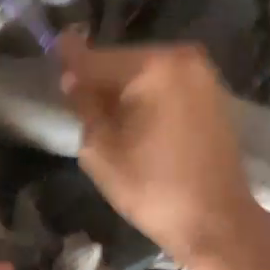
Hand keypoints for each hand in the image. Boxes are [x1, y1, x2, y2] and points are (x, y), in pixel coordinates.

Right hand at [57, 34, 266, 261]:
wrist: (218, 221)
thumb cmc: (154, 188)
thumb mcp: (102, 149)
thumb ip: (85, 105)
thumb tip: (73, 79)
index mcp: (153, 66)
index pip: (96, 59)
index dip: (69, 59)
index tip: (51, 48)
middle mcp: (182, 58)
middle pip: (123, 61)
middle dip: (99, 77)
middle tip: (76, 98)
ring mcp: (203, 74)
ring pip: (147, 72)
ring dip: (124, 87)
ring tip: (104, 112)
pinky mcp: (214, 93)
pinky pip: (168, 85)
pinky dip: (149, 95)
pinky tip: (136, 118)